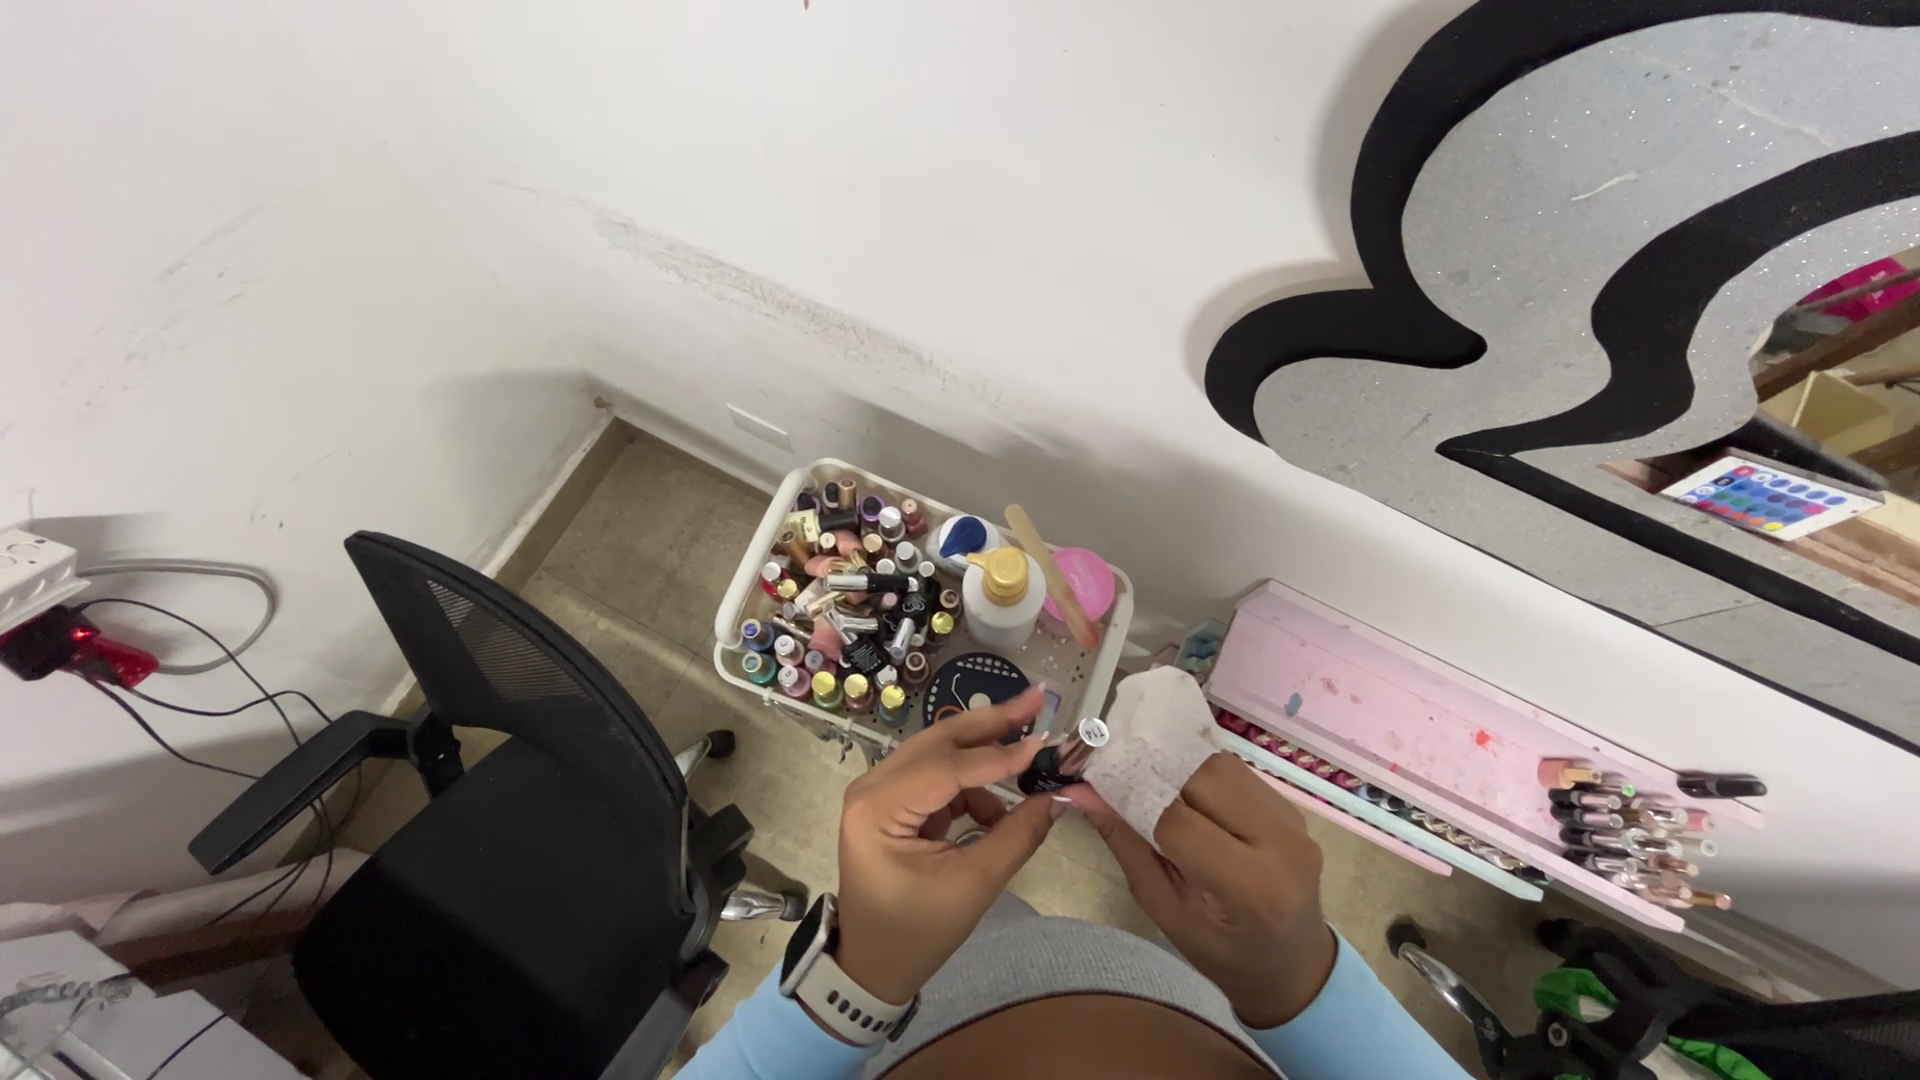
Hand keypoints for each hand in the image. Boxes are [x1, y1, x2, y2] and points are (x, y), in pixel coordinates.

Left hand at [834, 688, 1060, 1006]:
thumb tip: (1059, 797)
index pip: (946, 767)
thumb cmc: (915, 933)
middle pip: (939, 741)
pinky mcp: (893, 800)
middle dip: (991, 723)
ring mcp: (880, 790)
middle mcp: (872, 786)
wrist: (872, 966)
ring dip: (984, 751)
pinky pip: (939, 775)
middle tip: (1036, 701)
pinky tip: (997, 810)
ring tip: (1029, 756)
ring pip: (939, 751)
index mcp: (878, 807)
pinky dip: (971, 784)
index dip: (999, 754)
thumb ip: (1017, 836)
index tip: (1044, 744)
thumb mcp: (972, 886)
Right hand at [1063, 753, 1336, 1027]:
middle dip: (1153, 770)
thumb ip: (1126, 845)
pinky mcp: (1293, 808)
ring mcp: (1293, 822)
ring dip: (1177, 764)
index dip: (1130, 793)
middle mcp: (1280, 845)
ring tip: (1147, 777)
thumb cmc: (1221, 952)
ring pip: (1219, 765)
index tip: (1094, 778)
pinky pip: (1237, 771)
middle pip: (1202, 779)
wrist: (1294, 966)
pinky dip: (1201, 770)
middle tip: (1117, 771)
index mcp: (1248, 887)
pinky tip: (1182, 785)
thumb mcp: (1164, 909)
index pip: (1177, 820)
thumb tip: (1081, 792)